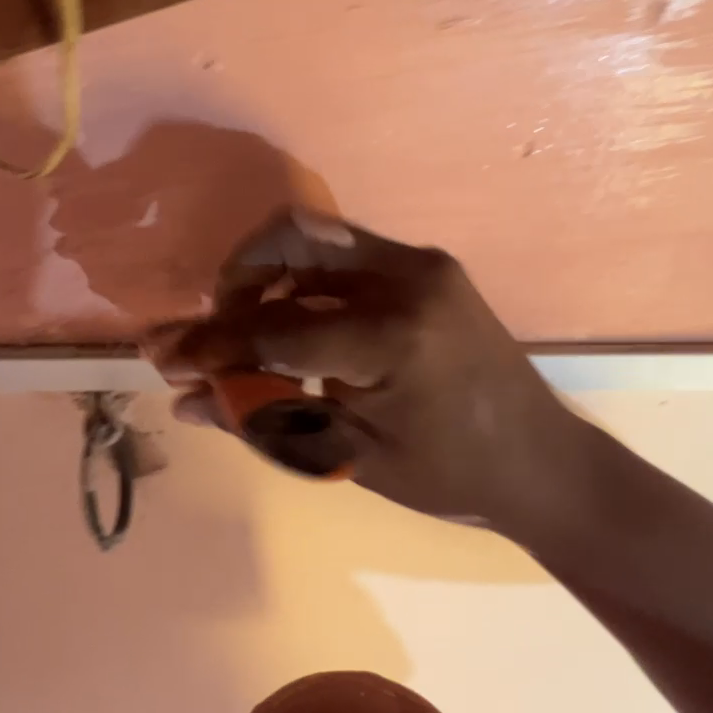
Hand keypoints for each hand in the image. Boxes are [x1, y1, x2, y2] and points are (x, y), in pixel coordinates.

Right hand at [145, 209, 610, 533]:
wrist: (544, 462)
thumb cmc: (450, 476)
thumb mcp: (349, 456)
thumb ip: (263, 419)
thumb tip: (184, 401)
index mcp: (392, 337)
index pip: (275, 327)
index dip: (213, 344)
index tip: (169, 358)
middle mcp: (408, 278)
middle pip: (292, 238)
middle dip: (236, 279)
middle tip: (216, 329)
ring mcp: (423, 263)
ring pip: (316, 236)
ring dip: (268, 274)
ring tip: (248, 328)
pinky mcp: (428, 265)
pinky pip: (346, 253)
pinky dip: (304, 280)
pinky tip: (295, 325)